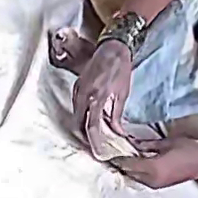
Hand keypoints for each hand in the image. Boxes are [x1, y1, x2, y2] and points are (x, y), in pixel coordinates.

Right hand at [72, 39, 132, 154]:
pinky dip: (81, 115)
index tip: (96, 150)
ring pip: (75, 116)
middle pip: (77, 124)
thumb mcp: (122, 94)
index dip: (92, 140)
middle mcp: (84, 95)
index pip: (91, 126)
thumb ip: (116, 115)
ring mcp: (78, 90)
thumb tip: (117, 132)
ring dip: (81, 125)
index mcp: (97, 98)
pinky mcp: (76, 86)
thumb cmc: (121, 69)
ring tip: (91, 133)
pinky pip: (75, 106)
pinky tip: (88, 117)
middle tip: (92, 144)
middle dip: (83, 136)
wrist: (113, 47)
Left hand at [111, 137, 197, 187]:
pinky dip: (135, 171)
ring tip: (120, 156)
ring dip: (126, 168)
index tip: (108, 149)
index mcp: (152, 168)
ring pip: (133, 177)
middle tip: (111, 151)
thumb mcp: (166, 142)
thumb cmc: (189, 148)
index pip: (128, 163)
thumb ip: (147, 144)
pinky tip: (133, 163)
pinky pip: (141, 179)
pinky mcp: (157, 186)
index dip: (117, 157)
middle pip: (128, 172)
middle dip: (119, 163)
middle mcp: (150, 180)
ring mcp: (154, 185)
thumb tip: (131, 143)